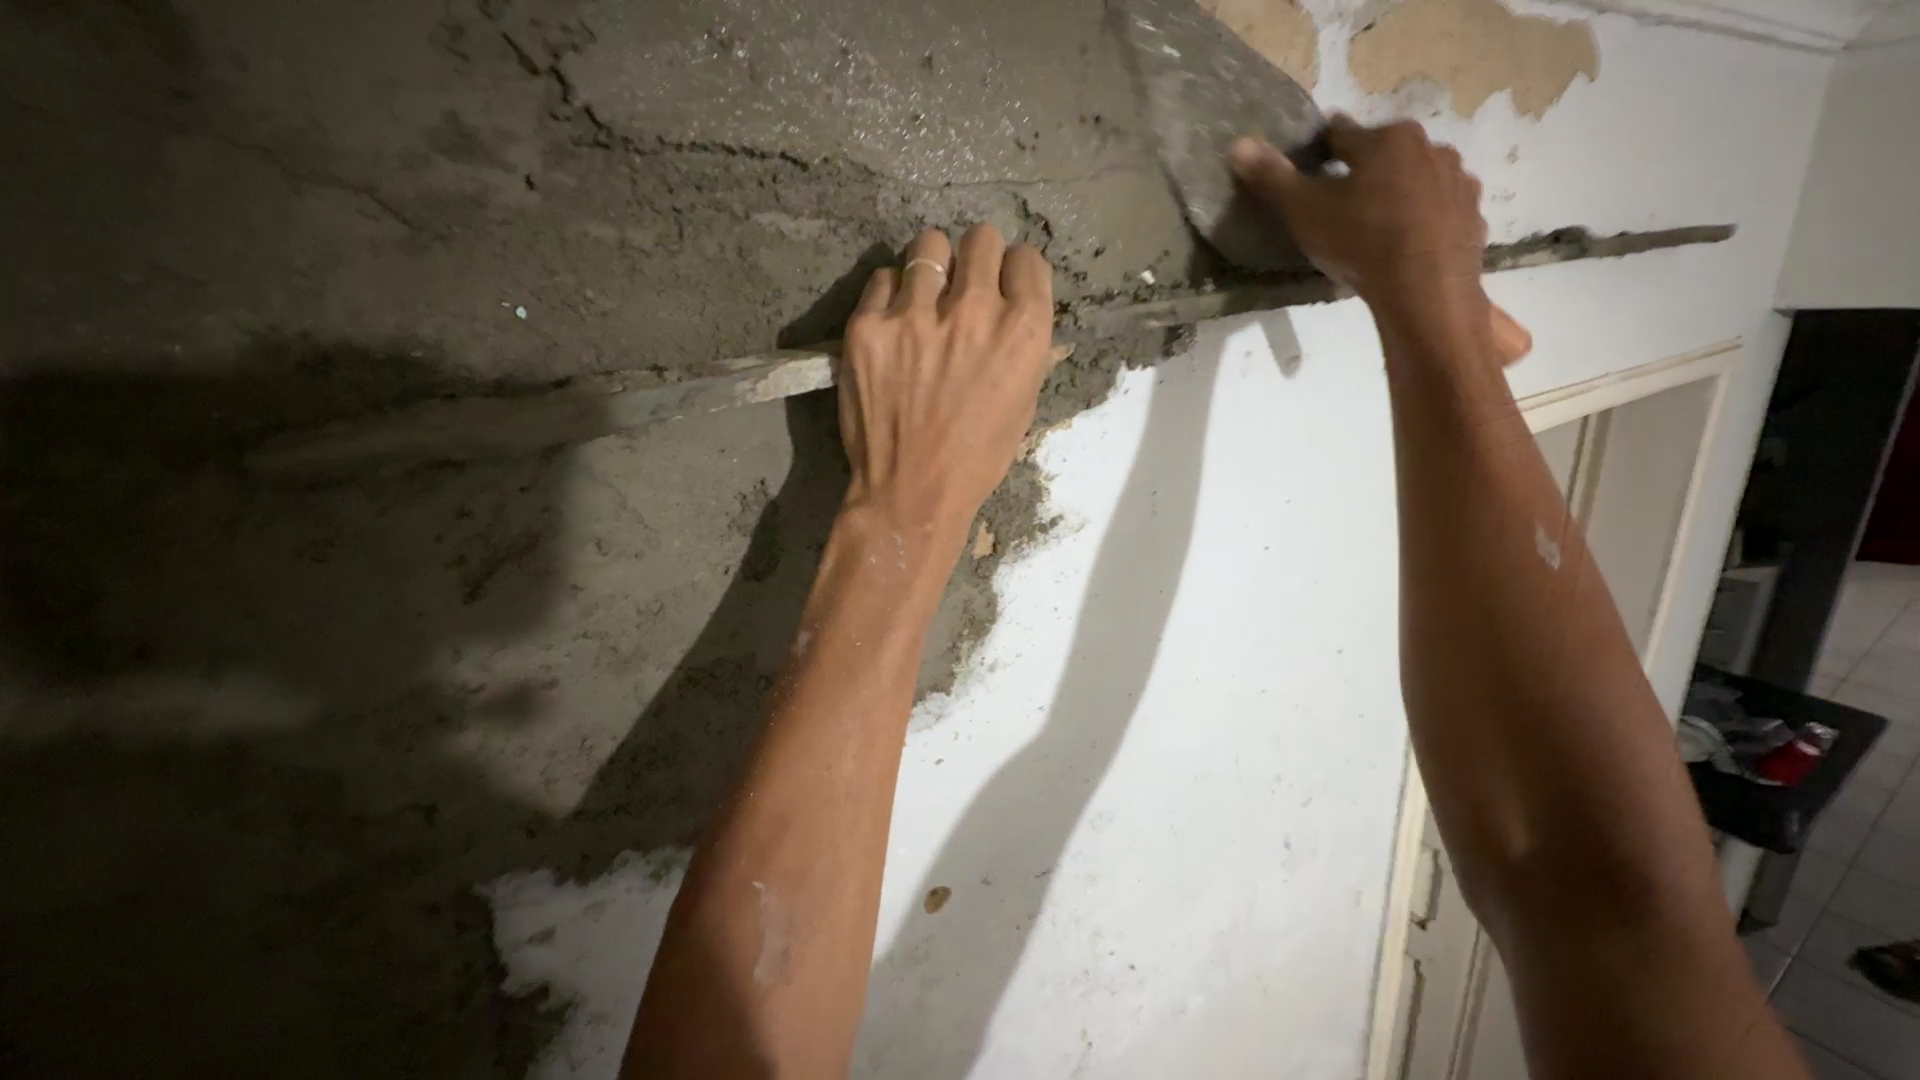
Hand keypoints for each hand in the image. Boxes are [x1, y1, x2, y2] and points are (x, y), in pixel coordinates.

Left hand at [837, 225, 1054, 546]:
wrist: (911, 490)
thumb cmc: (977, 458)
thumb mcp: (1024, 403)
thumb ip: (1024, 347)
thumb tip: (1018, 314)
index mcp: (1023, 331)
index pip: (1027, 259)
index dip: (1015, 272)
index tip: (1004, 287)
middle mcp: (973, 310)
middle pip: (980, 238)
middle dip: (977, 257)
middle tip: (964, 285)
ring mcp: (916, 314)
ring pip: (928, 245)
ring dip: (932, 266)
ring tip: (925, 295)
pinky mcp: (869, 325)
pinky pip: (884, 279)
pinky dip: (891, 295)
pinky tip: (894, 324)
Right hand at [1230, 118, 1497, 349]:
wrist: (1425, 290)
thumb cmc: (1360, 241)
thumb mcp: (1304, 211)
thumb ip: (1272, 177)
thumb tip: (1238, 144)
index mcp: (1386, 139)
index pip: (1341, 135)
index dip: (1320, 153)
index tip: (1309, 172)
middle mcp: (1430, 147)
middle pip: (1384, 155)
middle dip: (1364, 173)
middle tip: (1340, 208)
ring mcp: (1457, 181)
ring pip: (1416, 180)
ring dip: (1397, 195)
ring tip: (1375, 229)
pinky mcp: (1473, 214)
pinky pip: (1440, 210)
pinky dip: (1423, 221)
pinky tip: (1406, 247)